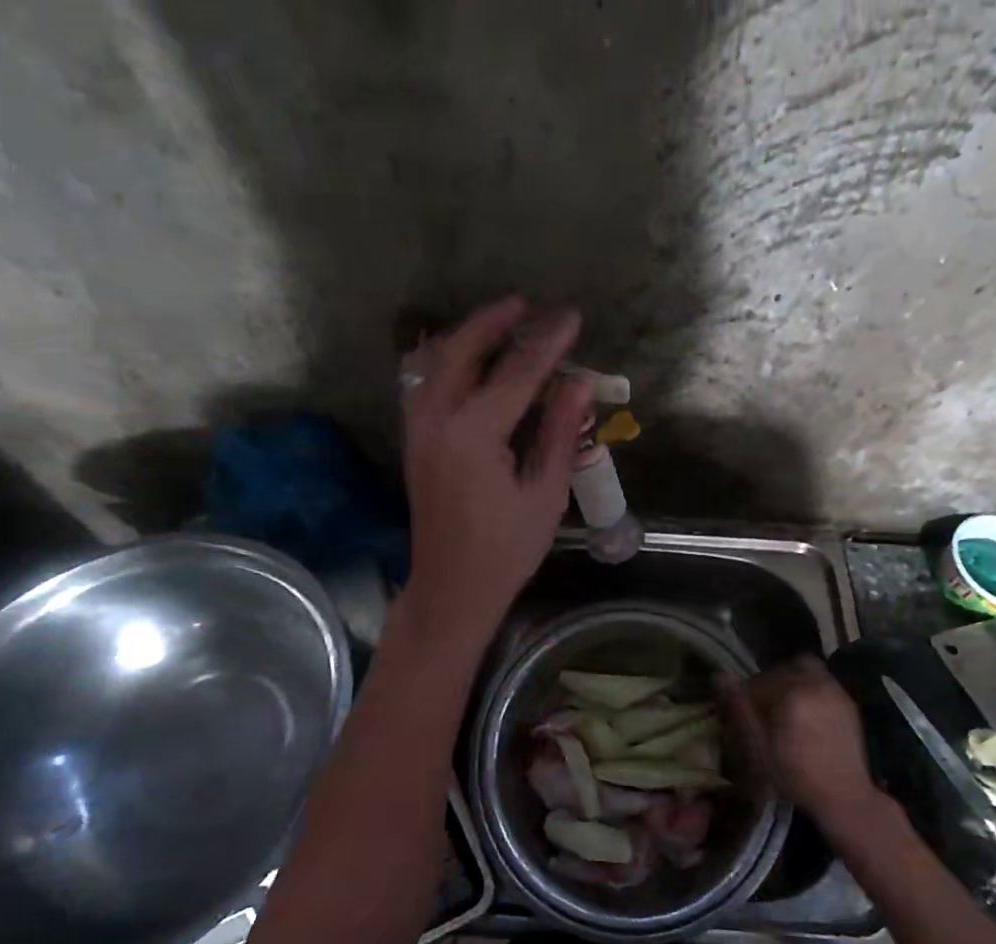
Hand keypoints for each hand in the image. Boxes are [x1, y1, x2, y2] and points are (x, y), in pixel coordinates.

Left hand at [399, 297, 594, 625]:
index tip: (571, 317)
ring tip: (497, 323)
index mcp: (474, 434)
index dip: (548, 343)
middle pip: (461, 352)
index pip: (517, 373)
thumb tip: (580, 383)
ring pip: (433, 363)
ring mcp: (418, 431)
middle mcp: (437, 421)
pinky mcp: (414, 442)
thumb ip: (560, 433)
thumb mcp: (545, 494)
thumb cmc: (507, 548)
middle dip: (493, 322)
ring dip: (465, 337)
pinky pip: (422, 384)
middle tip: (524, 305)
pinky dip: (443, 360)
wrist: (453, 586)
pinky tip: (464, 360)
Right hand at [720, 657, 883, 822]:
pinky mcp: (847, 700)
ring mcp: (833, 690)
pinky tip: (807, 712)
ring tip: (786, 706)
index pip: (758, 681)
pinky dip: (809, 687)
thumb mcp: (760, 749)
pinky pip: (822, 679)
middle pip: (781, 671)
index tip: (746, 714)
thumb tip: (720, 676)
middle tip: (765, 710)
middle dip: (768, 685)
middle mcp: (813, 684)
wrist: (845, 795)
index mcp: (790, 695)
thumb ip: (740, 709)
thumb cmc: (796, 777)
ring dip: (789, 681)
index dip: (747, 696)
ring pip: (803, 668)